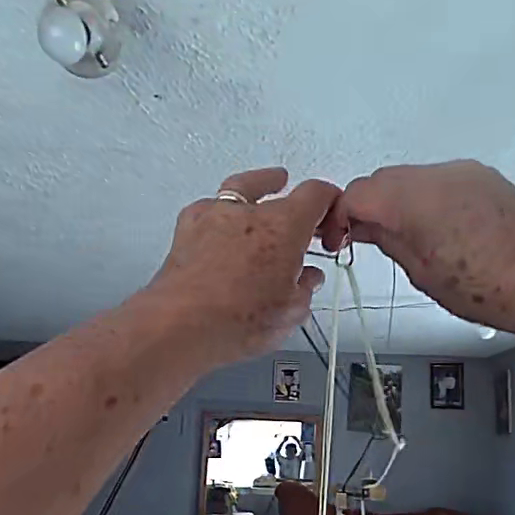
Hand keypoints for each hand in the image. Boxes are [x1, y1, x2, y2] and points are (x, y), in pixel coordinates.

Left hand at [142, 167, 335, 363]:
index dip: (331, 202)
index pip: (317, 194)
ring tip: (265, 189)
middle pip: (279, 189)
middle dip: (297, 202)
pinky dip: (220, 212)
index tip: (332, 219)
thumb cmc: (237, 318)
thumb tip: (305, 281)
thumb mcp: (292, 311)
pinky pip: (208, 208)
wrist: (182, 325)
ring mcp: (214, 217)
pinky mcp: (186, 231)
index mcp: (284, 226)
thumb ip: (304, 288)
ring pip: (239, 189)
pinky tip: (222, 221)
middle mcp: (249, 213)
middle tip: (304, 217)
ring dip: (256, 189)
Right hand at [323, 160, 514, 337]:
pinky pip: (440, 181)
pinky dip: (426, 200)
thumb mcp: (426, 275)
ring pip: (412, 179)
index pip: (358, 194)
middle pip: (383, 180)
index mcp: (417, 199)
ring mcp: (466, 173)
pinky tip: (436, 232)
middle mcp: (441, 175)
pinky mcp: (485, 179)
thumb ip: (390, 242)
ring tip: (405, 242)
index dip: (339, 217)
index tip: (338, 238)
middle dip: (368, 208)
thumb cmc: (498, 288)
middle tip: (366, 241)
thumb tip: (370, 229)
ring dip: (397, 203)